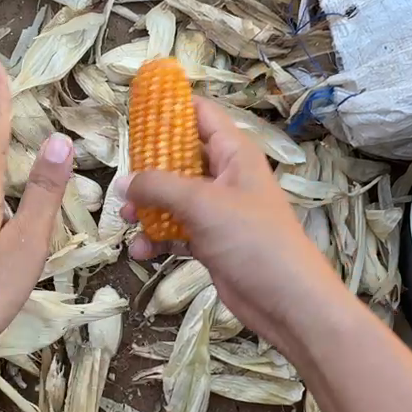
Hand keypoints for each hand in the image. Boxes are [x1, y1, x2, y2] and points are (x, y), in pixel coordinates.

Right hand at [124, 97, 343, 351]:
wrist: (288, 303)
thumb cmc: (253, 239)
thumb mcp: (202, 204)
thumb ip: (159, 187)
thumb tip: (122, 182)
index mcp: (233, 153)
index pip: (200, 114)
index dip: (169, 108)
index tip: (135, 109)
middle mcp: (225, 176)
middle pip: (180, 156)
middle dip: (148, 166)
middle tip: (122, 175)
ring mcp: (218, 210)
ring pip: (173, 196)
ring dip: (148, 206)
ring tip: (127, 217)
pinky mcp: (211, 242)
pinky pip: (176, 230)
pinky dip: (158, 238)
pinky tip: (141, 250)